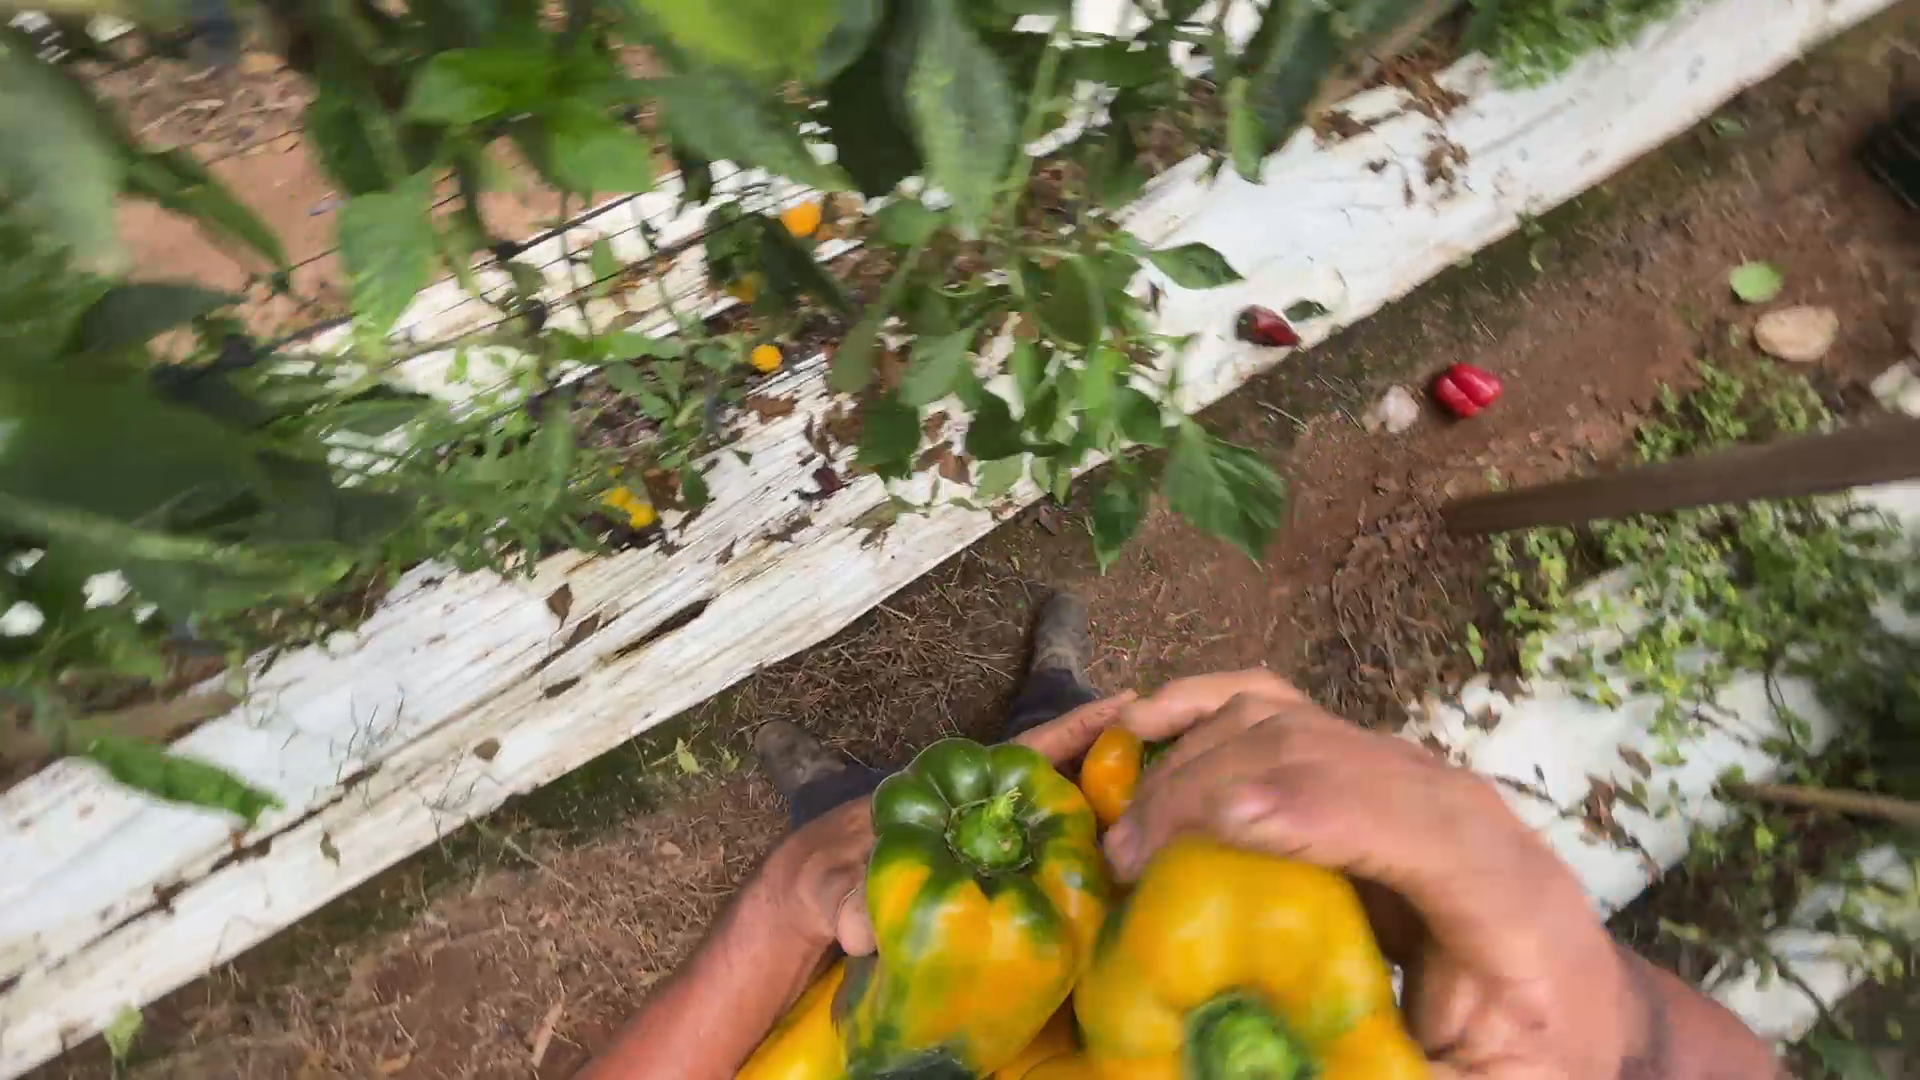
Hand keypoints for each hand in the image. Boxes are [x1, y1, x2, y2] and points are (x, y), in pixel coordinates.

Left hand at [764, 691, 1135, 956]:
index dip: (1075, 729)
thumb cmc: (822, 875)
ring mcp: (984, 846)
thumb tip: (863, 927)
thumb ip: (844, 898)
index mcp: (954, 791)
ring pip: (1052, 821)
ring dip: (1099, 817)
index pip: (1025, 752)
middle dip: (1107, 769)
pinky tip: (1107, 879)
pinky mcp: (983, 882)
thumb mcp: (828, 882)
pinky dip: (1074, 863)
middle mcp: (978, 813)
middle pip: (1055, 781)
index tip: (1126, 703)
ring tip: (1156, 819)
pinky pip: (1040, 865)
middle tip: (1167, 768)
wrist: (811, 899)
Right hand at [1103, 670, 1646, 1079]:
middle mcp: (1440, 790)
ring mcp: (1386, 755)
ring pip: (1272, 718)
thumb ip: (1398, 1079)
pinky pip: (1263, 699)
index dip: (1310, 808)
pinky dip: (1198, 701)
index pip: (1404, 820)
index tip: (1218, 826)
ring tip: (1126, 820)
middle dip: (1207, 790)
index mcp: (1500, 882)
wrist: (1563, 980)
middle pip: (1311, 754)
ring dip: (1187, 758)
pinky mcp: (1344, 746)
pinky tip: (1144, 716)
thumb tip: (1253, 1062)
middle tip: (1127, 854)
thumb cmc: (1531, 1042)